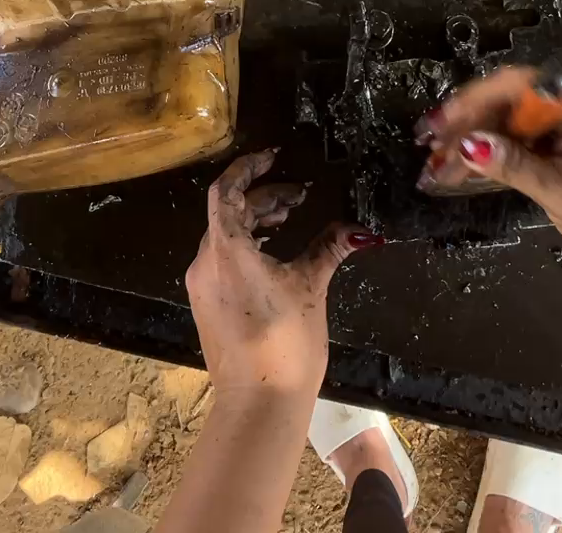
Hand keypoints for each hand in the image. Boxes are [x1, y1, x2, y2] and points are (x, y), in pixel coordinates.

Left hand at [185, 151, 379, 398]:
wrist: (258, 405)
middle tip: (298, 195)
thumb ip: (329, 248)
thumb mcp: (311, 287)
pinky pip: (222, 257)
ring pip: (224, 234)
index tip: (273, 156)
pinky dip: (246, 242)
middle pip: (227, 210)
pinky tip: (272, 250)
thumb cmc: (285, 343)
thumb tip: (359, 230)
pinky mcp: (206, 303)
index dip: (247, 167)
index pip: (225, 190)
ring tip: (287, 217)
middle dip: (262, 196)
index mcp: (226, 250)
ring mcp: (202, 284)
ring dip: (254, 219)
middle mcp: (205, 261)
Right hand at [417, 70, 561, 281]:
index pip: (516, 86)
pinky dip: (501, 155)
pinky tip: (469, 168)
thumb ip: (512, 165)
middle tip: (430, 150)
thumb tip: (464, 145)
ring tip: (439, 165)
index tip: (438, 127)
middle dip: (468, 125)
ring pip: (515, 122)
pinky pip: (529, 140)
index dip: (471, 103)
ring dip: (479, 142)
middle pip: (511, 102)